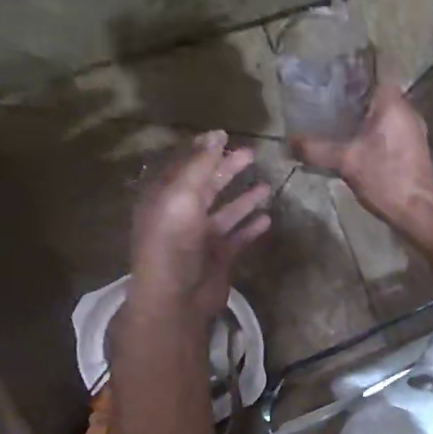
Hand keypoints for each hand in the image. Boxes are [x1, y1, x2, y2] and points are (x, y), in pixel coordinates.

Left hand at [127, 131, 271, 324]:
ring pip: (225, 212)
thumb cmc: (173, 243)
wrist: (176, 299)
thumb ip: (200, 165)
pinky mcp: (218, 257)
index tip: (224, 135)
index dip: (203, 150)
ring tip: (266, 185)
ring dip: (244, 198)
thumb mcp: (182, 197)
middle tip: (252, 153)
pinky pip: (238, 237)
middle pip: (207, 186)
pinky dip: (251, 227)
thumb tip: (217, 134)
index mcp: (164, 198)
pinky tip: (267, 218)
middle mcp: (181, 215)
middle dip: (227, 169)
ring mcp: (201, 238)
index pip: (183, 166)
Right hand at [291, 84, 432, 229]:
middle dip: (356, 93)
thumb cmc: (385, 177)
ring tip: (338, 118)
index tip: (337, 70)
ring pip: (386, 112)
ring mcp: (414, 131)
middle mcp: (407, 111)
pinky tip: (356, 141)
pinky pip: (390, 129)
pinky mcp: (413, 148)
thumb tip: (290, 142)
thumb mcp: (346, 162)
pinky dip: (373, 130)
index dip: (358, 67)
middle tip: (329, 95)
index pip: (380, 70)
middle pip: (380, 92)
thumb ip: (316, 149)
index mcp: (393, 104)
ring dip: (365, 114)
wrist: (418, 210)